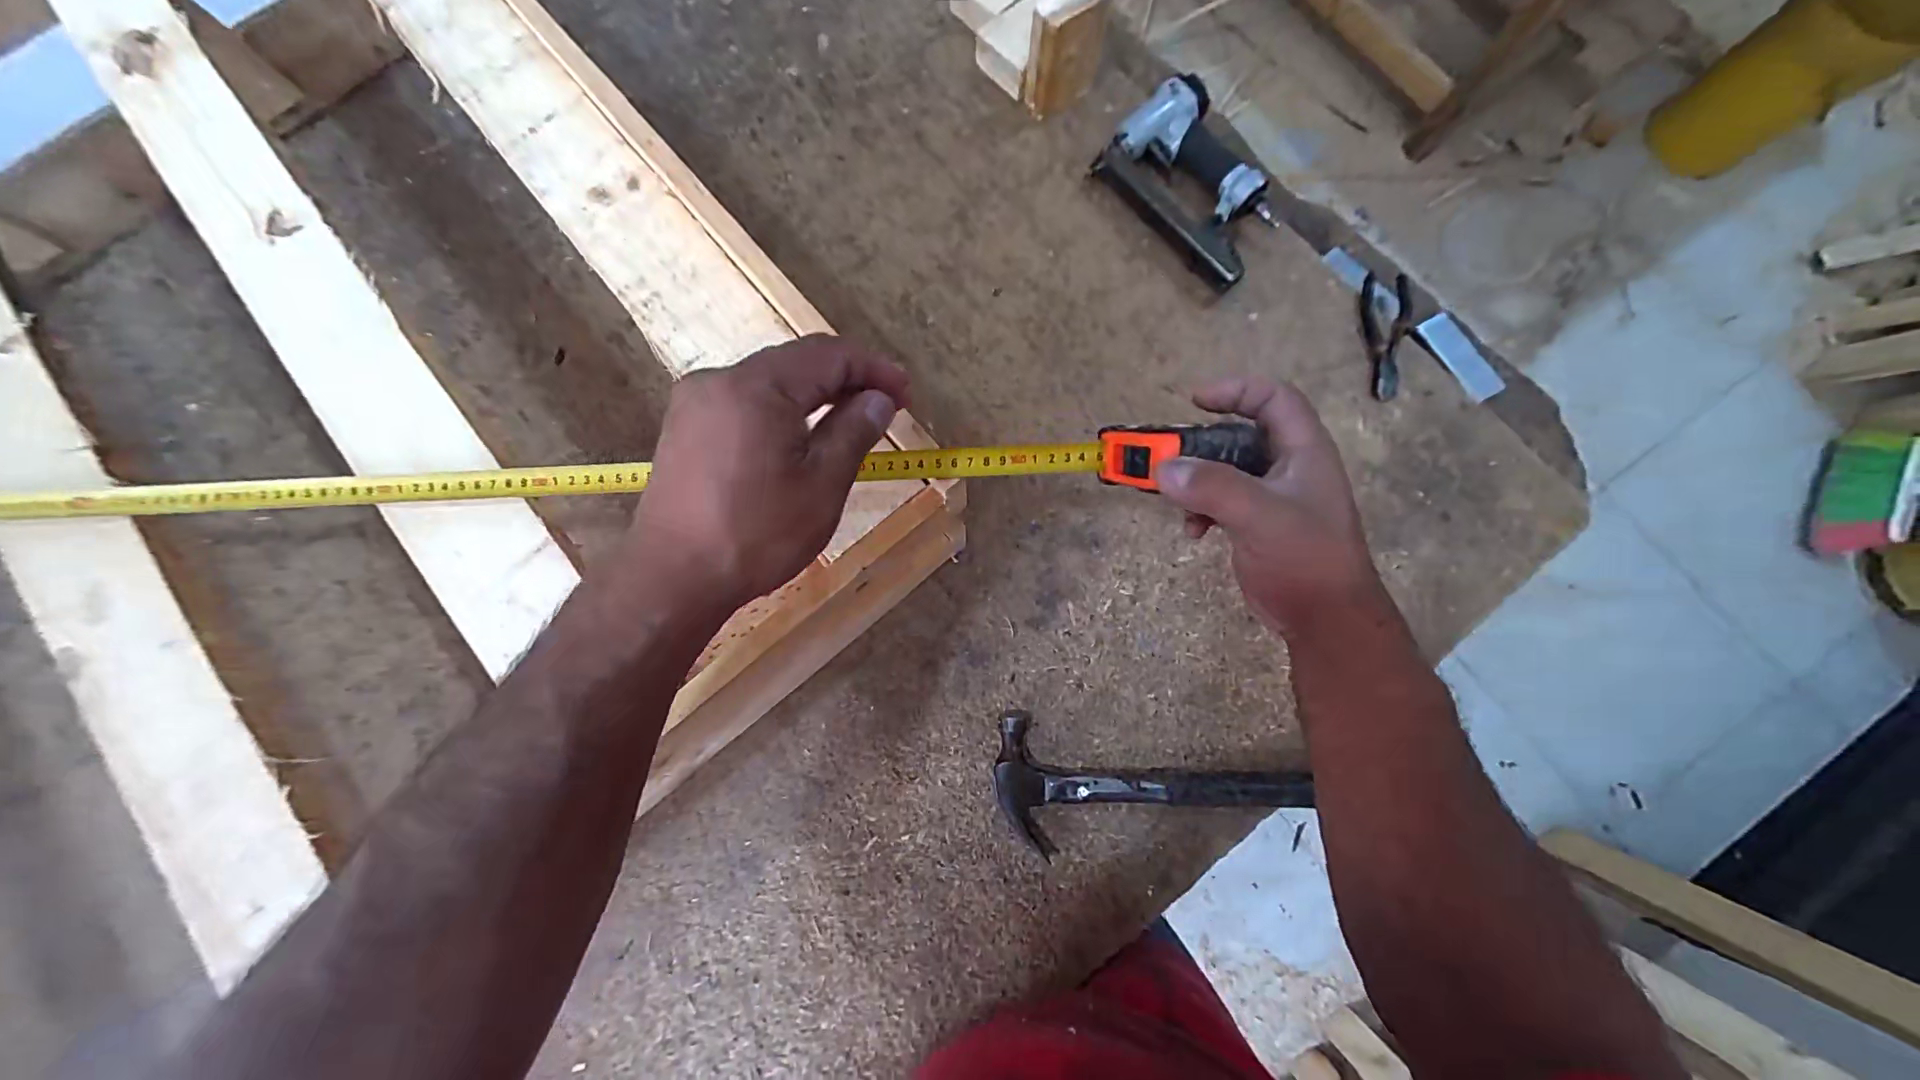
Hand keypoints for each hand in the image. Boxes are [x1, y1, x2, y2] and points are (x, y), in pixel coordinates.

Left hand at [622, 335, 907, 614]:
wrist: (673, 578)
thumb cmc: (757, 534)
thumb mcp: (821, 484)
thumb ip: (854, 431)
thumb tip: (879, 399)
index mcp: (756, 386)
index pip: (828, 355)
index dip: (874, 368)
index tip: (905, 393)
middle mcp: (719, 380)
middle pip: (796, 362)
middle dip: (846, 379)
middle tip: (886, 408)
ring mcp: (696, 403)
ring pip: (770, 382)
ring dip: (815, 395)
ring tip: (851, 424)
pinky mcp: (685, 428)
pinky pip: (745, 403)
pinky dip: (783, 412)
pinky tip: (801, 439)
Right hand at [1154, 378, 1383, 635]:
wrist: (1324, 618)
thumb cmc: (1306, 559)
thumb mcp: (1260, 516)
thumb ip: (1213, 487)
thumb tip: (1164, 469)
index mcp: (1303, 451)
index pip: (1273, 400)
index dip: (1237, 391)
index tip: (1195, 401)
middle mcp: (1288, 468)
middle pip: (1239, 436)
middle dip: (1201, 446)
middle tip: (1168, 457)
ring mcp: (1271, 498)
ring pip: (1224, 471)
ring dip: (1195, 482)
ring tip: (1175, 499)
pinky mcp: (1256, 524)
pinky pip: (1220, 502)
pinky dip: (1200, 510)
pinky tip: (1193, 532)